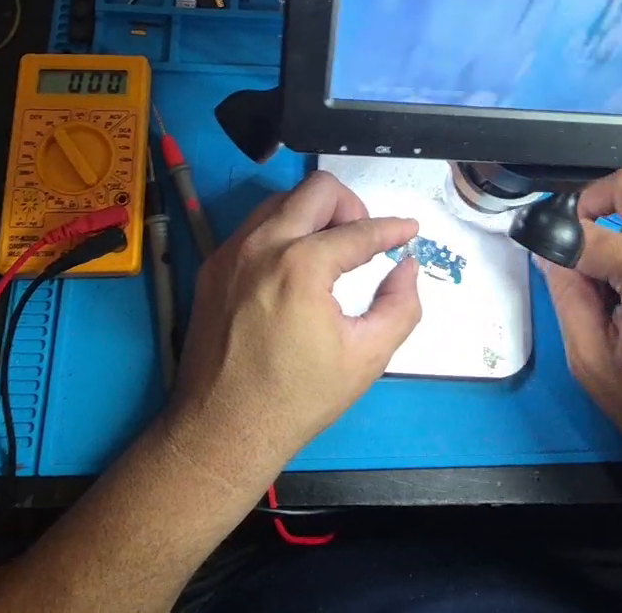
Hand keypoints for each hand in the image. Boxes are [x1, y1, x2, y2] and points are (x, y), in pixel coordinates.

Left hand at [161, 172, 422, 484]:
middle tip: (364, 239)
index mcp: (301, 265)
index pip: (359, 230)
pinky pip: (254, 227)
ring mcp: (231, 253)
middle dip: (351, 206)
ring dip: (314, 214)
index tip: (409, 231)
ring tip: (332, 250)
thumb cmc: (298, 399)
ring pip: (282, 201)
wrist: (221, 431)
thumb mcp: (367, 357)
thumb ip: (400, 305)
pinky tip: (295, 267)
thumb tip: (406, 267)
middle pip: (316, 190)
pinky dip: (283, 232)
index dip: (393, 229)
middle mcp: (262, 245)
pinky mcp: (212, 266)